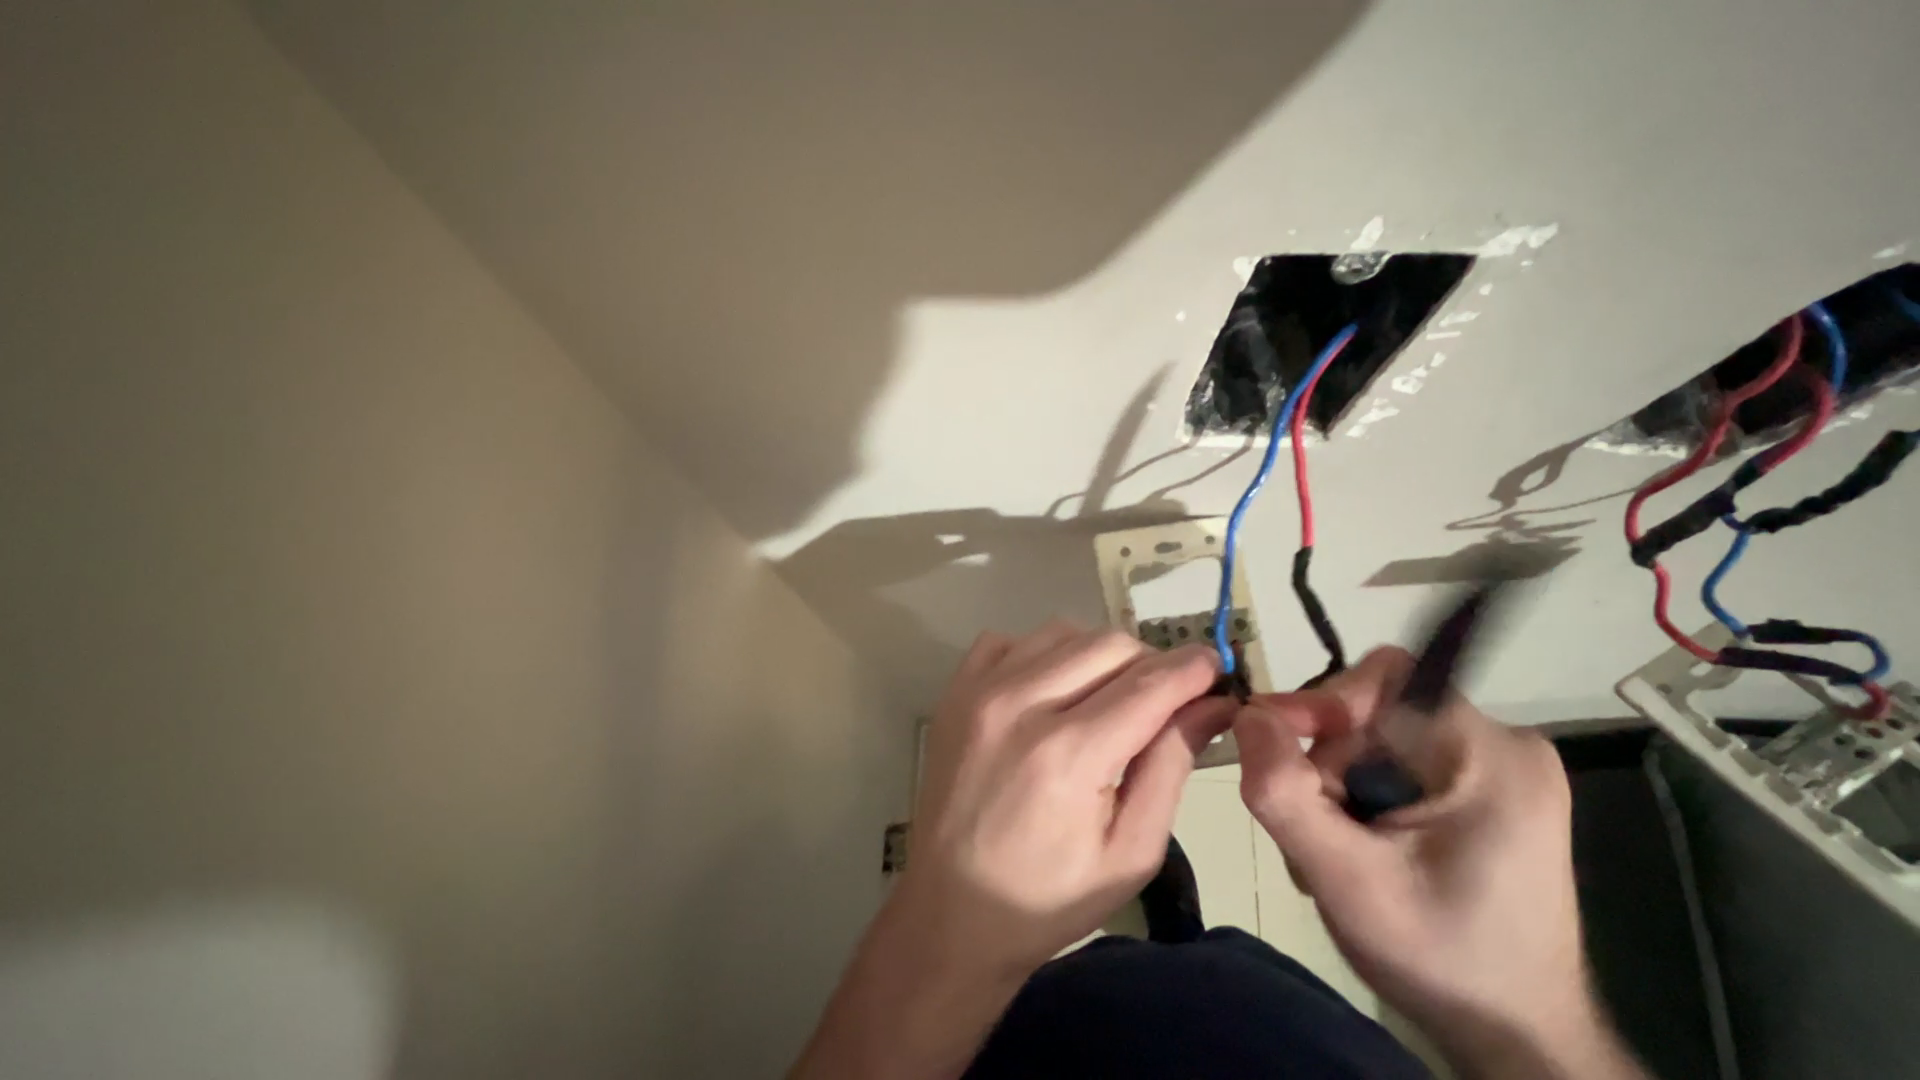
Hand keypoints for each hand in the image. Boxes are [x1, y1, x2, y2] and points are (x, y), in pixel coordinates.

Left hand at [792, 621, 1231, 1079]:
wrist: (952, 909)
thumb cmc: (1049, 895)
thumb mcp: (1131, 852)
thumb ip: (1171, 766)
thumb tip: (1211, 705)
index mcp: (1068, 754)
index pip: (1149, 683)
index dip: (1193, 669)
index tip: (1217, 668)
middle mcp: (1020, 705)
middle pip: (1109, 644)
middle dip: (1151, 663)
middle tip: (1166, 699)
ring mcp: (979, 692)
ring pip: (1063, 632)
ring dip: (1100, 655)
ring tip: (1110, 699)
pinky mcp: (955, 691)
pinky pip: (1013, 640)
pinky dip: (1045, 654)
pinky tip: (1053, 693)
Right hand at [1235, 647, 1644, 1077]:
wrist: (1517, 1036)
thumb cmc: (1439, 959)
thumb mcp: (1345, 879)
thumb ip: (1285, 793)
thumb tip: (1245, 714)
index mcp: (1490, 755)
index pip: (1386, 679)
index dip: (1323, 705)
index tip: (1278, 751)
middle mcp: (1505, 746)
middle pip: (1377, 712)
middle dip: (1328, 766)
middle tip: (1314, 832)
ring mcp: (1502, 770)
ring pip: (1381, 741)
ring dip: (1340, 789)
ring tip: (1337, 855)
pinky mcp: (1490, 794)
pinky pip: (1402, 765)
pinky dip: (1366, 799)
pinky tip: (1364, 851)